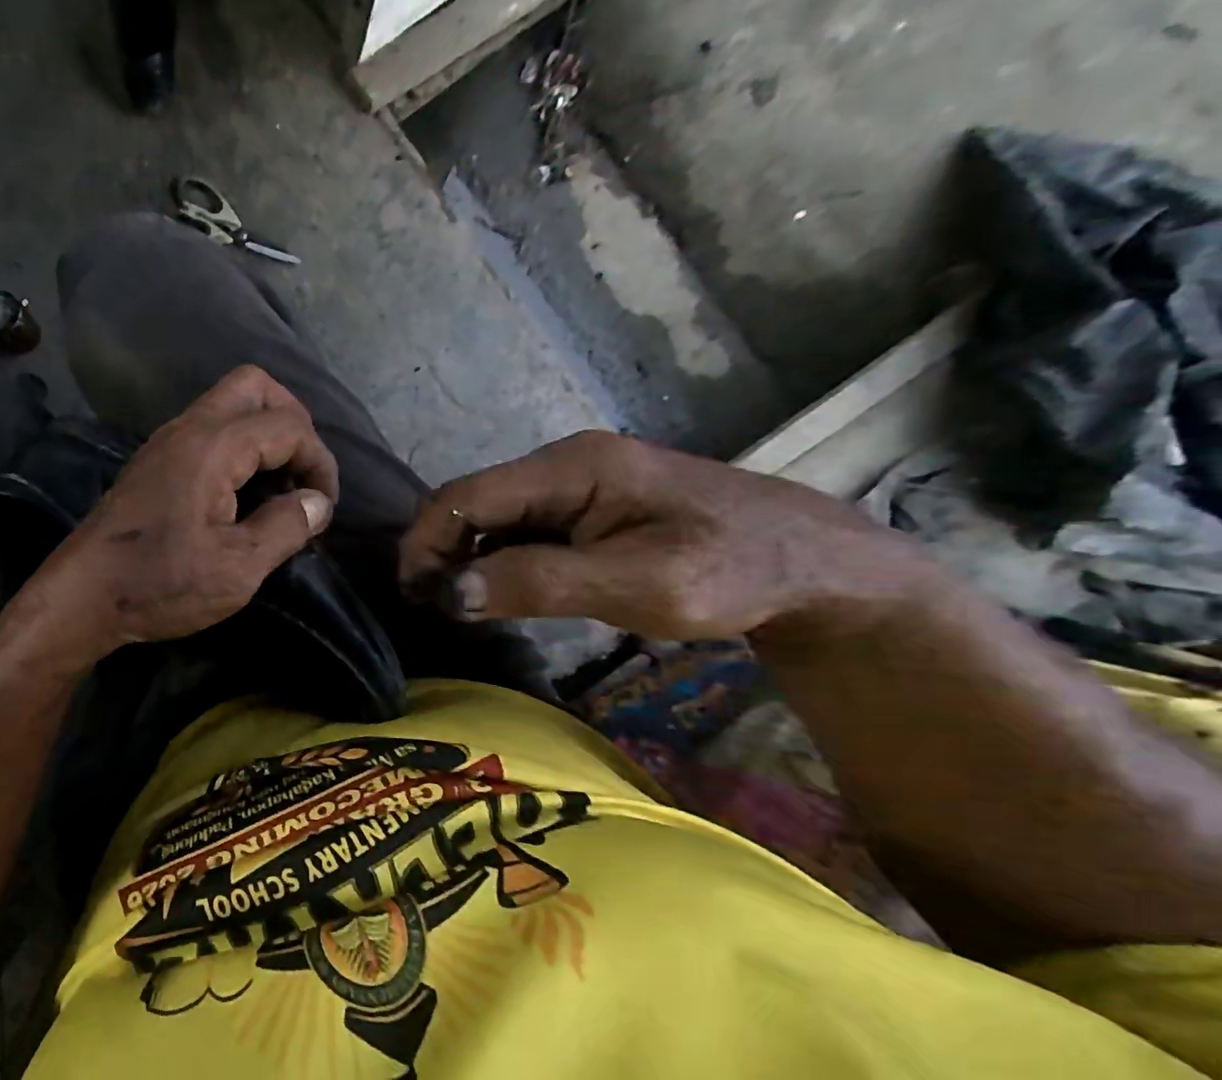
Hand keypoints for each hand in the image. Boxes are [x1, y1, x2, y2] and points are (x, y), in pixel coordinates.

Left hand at [20, 366, 339, 657]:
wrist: (80, 598)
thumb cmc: (160, 584)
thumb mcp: (237, 567)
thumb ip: (286, 527)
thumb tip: (318, 503)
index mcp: (213, 447)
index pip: (288, 426)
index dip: (319, 461)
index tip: (324, 507)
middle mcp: (188, 428)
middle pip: (255, 386)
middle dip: (293, 420)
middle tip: (303, 472)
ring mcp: (166, 442)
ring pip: (229, 403)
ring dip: (265, 432)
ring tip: (280, 486)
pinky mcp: (155, 462)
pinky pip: (209, 428)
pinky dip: (239, 445)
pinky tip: (244, 493)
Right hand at [397, 430, 942, 641]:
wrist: (811, 565)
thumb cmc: (733, 571)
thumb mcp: (639, 585)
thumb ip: (540, 583)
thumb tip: (449, 592)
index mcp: (572, 467)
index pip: (467, 495)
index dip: (426, 541)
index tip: (410, 594)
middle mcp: (563, 463)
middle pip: (471, 501)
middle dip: (437, 550)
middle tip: (428, 606)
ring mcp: (575, 482)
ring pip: (491, 515)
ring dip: (462, 556)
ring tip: (451, 604)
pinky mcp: (586, 505)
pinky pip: (518, 527)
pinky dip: (492, 559)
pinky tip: (492, 590)